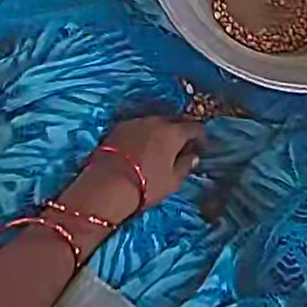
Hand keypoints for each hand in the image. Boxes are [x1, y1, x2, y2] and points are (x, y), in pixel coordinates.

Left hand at [60, 116, 203, 231]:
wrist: (105, 185)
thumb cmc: (145, 186)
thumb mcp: (172, 181)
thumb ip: (185, 166)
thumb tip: (192, 156)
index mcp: (173, 132)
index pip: (194, 127)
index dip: (201, 137)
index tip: (201, 147)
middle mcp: (156, 121)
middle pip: (175, 120)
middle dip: (181, 131)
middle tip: (183, 146)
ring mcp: (135, 122)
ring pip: (155, 122)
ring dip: (162, 131)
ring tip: (161, 146)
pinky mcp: (118, 127)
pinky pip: (139, 126)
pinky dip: (144, 133)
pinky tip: (142, 146)